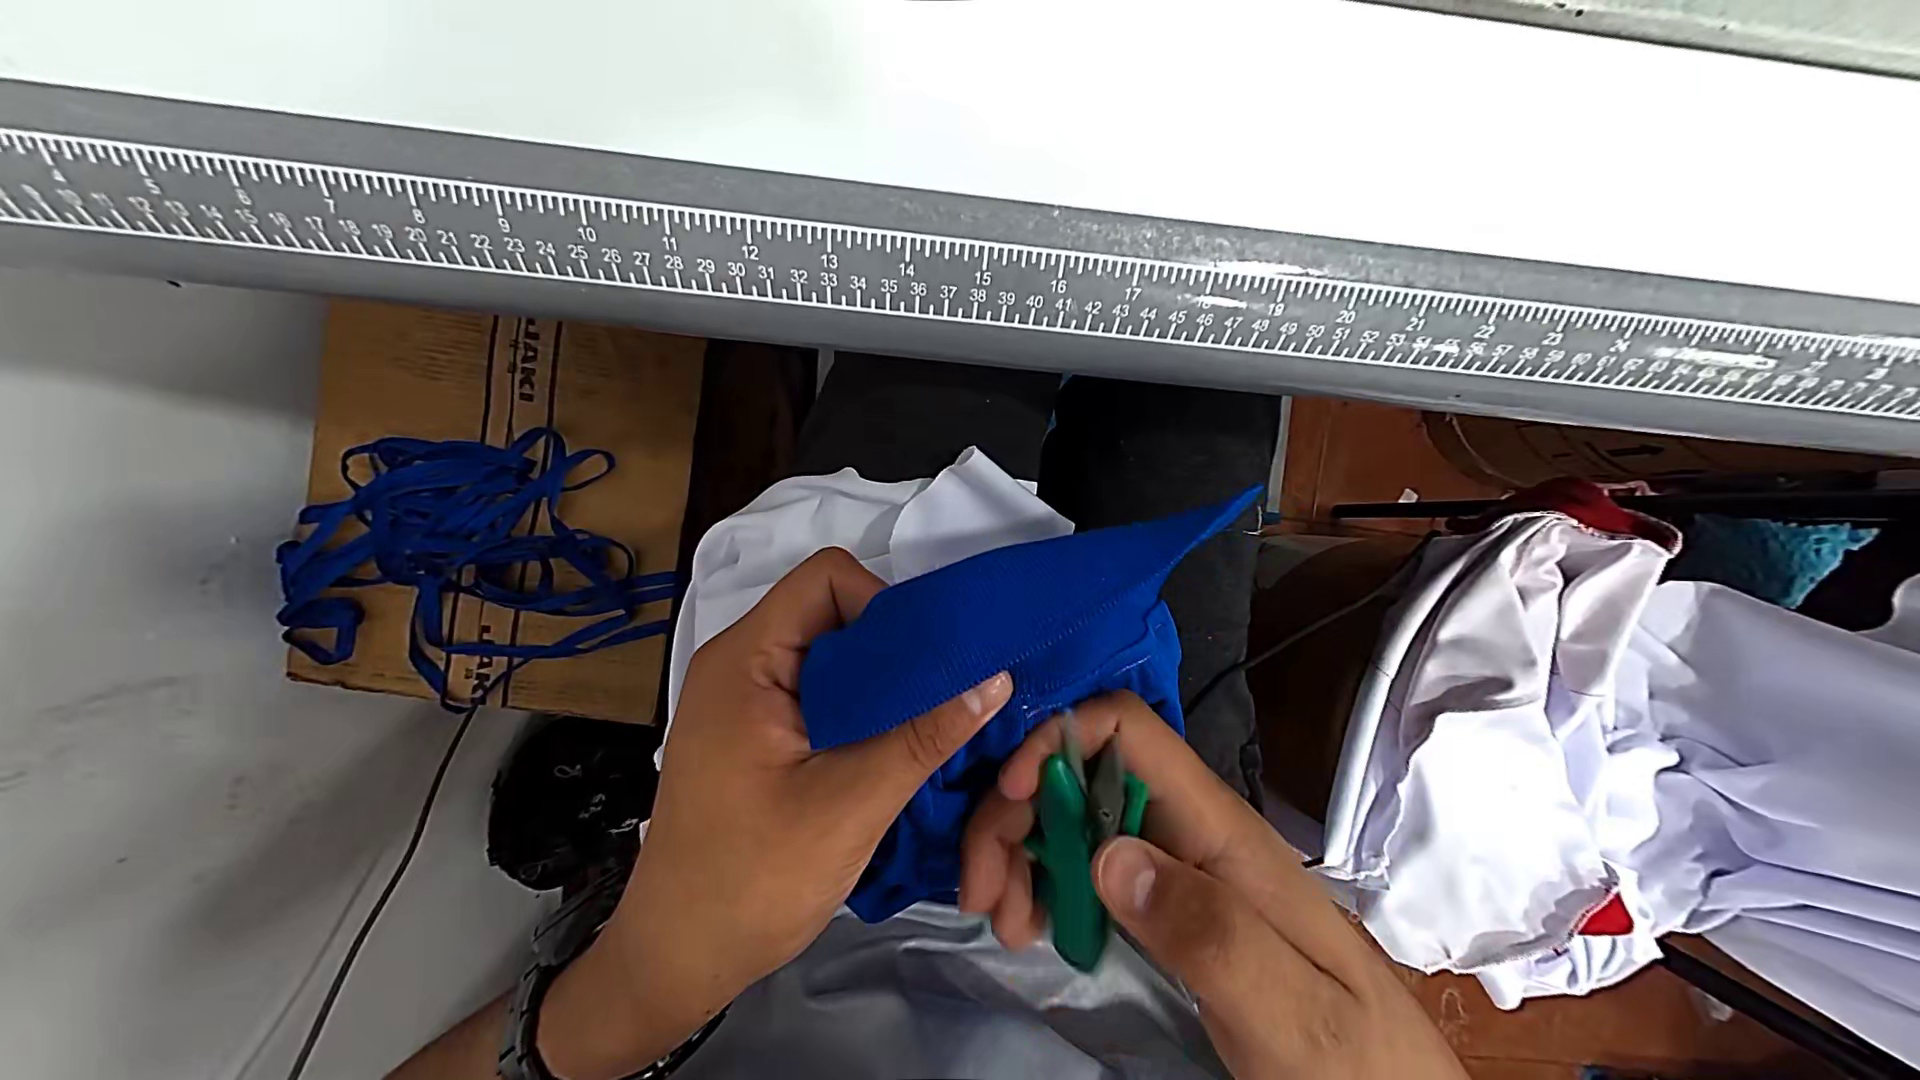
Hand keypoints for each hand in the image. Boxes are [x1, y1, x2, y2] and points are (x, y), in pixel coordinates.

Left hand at [540, 548, 1012, 1078]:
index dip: (884, 604)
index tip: (924, 663)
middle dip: (893, 644)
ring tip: (926, 719)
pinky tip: (894, 738)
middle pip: (833, 609)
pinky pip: (824, 687)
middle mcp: (743, 661)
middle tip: (940, 694)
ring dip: (883, 679)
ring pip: (834, 651)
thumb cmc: (751, 882)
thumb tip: (995, 677)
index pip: (826, 578)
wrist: (679, 958)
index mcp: (746, 659)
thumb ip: (923, 736)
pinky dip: (865, 703)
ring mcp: (749, 694)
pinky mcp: (761, 725)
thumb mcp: (849, 805)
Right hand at [960, 691, 1464, 1079]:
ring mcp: (1166, 856)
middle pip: (1078, 770)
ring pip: (1069, 813)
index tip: (1012, 799)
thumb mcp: (1295, 1014)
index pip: (1126, 727)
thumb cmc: (1353, 1060)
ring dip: (1020, 850)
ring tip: (1003, 921)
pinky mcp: (1154, 891)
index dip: (1058, 739)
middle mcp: (1183, 822)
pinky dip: (1039, 880)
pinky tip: (1030, 924)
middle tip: (982, 892)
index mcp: (1215, 824)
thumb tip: (1110, 856)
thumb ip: (1212, 935)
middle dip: (1016, 812)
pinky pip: (1078, 859)